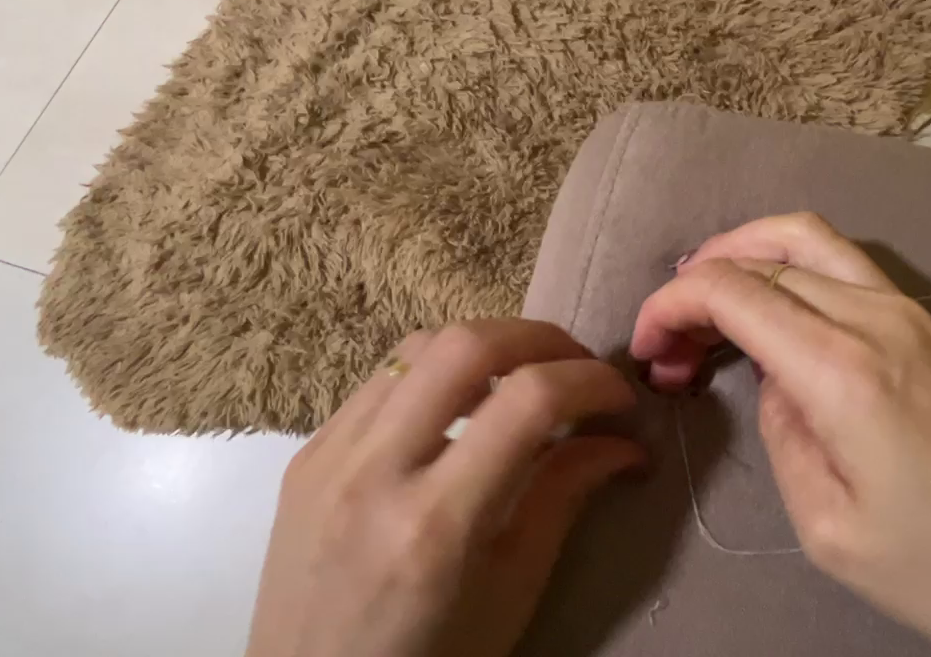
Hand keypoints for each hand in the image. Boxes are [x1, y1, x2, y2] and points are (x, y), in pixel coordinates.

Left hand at [246, 319, 643, 656]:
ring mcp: (329, 454)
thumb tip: (623, 440)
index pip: (527, 402)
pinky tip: (460, 401)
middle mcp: (373, 471)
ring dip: (486, 345)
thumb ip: (563, 497)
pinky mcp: (307, 449)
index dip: (589, 381)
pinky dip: (435, 371)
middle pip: (466, 345)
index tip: (620, 396)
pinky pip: (381, 378)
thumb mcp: (511, 593)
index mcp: (434, 526)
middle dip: (539, 337)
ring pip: (419, 346)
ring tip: (523, 375)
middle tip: (576, 364)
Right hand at [631, 213, 930, 656]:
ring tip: (706, 294)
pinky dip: (786, 262)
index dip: (670, 305)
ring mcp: (910, 310)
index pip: (730, 291)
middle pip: (760, 257)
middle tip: (668, 344)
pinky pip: (840, 261)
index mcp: (842, 370)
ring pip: (805, 237)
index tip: (646, 349)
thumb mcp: (835, 532)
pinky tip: (772, 301)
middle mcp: (873, 316)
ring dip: (742, 253)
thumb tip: (777, 383)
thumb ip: (784, 437)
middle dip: (695, 286)